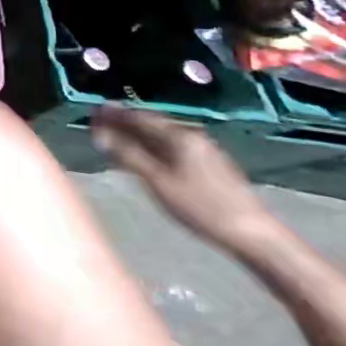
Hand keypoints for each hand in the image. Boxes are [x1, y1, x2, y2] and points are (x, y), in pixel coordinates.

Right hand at [92, 104, 281, 254]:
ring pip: (162, 135)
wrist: (252, 233)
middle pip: (151, 123)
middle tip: (99, 123)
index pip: (139, 117)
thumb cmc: (200, 206)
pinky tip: (143, 154)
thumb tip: (100, 133)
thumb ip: (127, 154)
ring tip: (115, 137)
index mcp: (179, 137)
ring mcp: (203, 150)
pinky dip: (151, 145)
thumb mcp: (157, 181)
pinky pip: (172, 146)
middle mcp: (192, 136)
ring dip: (137, 134)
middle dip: (124, 122)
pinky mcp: (209, 164)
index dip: (114, 114)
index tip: (93, 111)